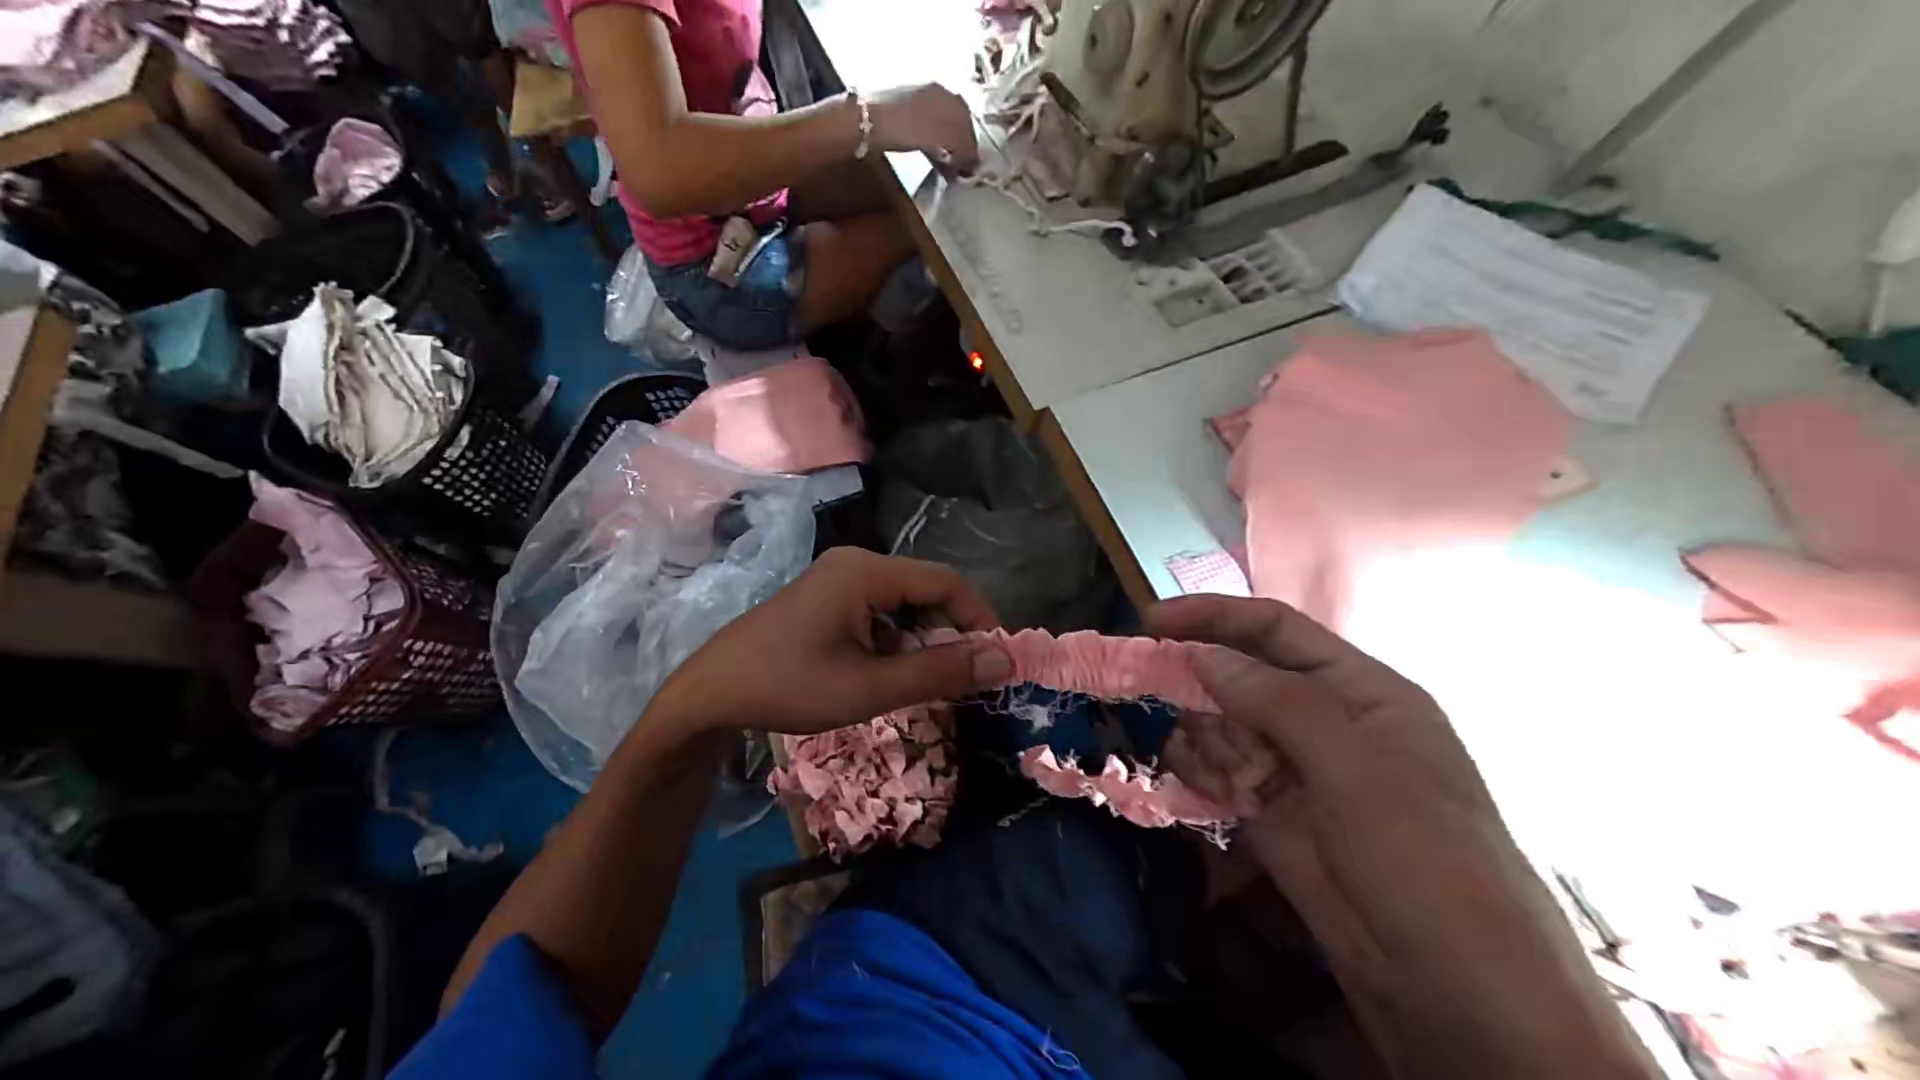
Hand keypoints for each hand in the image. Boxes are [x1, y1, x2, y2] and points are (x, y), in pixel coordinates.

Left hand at [643, 548, 1008, 739]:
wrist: (710, 693)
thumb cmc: (788, 687)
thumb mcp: (870, 688)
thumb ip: (940, 672)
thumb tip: (1003, 661)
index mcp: (867, 572)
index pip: (948, 582)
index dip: (981, 618)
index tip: (998, 660)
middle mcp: (857, 564)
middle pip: (927, 589)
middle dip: (953, 632)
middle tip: (967, 678)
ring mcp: (839, 579)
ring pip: (905, 602)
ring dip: (926, 639)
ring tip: (932, 681)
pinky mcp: (829, 599)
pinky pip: (881, 612)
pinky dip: (899, 640)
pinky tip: (894, 673)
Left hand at [868, 83, 980, 171]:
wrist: (867, 121)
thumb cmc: (906, 127)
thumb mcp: (940, 138)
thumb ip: (961, 149)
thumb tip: (975, 163)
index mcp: (947, 95)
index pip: (968, 125)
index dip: (972, 149)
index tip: (972, 171)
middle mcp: (937, 94)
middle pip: (956, 126)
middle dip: (961, 150)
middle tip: (961, 173)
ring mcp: (919, 102)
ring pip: (942, 130)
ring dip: (948, 151)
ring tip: (949, 171)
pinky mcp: (905, 114)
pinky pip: (928, 133)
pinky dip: (935, 148)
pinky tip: (934, 159)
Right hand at [1151, 595, 1653, 1079]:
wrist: (1455, 993)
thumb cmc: (1422, 861)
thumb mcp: (1357, 770)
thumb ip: (1278, 702)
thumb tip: (1202, 654)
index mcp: (1359, 691)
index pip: (1276, 630)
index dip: (1214, 615)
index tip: (1151, 618)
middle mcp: (1322, 720)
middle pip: (1240, 675)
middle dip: (1195, 678)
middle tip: (1145, 689)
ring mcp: (1294, 768)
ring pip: (1222, 724)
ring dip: (1201, 736)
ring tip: (1216, 772)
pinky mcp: (1269, 813)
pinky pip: (1219, 773)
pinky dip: (1201, 774)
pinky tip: (1207, 792)